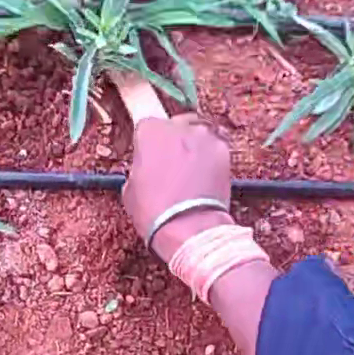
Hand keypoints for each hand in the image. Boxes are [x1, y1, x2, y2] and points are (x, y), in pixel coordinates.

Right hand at [123, 114, 234, 262]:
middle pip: (175, 125)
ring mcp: (204, 136)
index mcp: (150, 131)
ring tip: (191, 172)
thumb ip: (138, 169)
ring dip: (194, 147)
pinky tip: (206, 177)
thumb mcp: (129, 191)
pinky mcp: (224, 150)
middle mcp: (178, 125)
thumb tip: (145, 169)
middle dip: (173, 141)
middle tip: (171, 166)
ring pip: (198, 133)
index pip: (146, 127)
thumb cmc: (154, 213)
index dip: (147, 144)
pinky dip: (211, 158)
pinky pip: (215, 147)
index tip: (149, 159)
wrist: (189, 229)